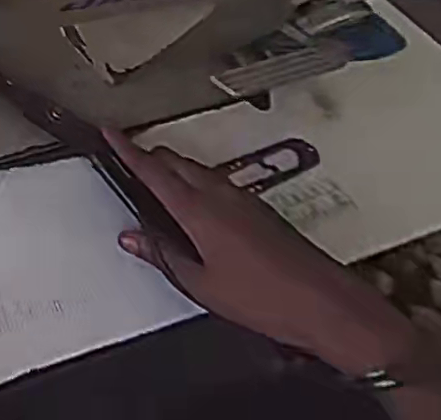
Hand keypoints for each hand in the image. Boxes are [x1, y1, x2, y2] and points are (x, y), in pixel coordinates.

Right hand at [105, 133, 423, 376]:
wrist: (331, 308)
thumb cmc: (269, 299)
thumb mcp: (202, 285)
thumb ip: (162, 255)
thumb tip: (132, 239)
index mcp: (196, 209)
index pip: (150, 168)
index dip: (125, 147)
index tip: (109, 132)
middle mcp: (217, 194)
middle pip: (171, 159)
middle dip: (147, 156)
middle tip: (129, 161)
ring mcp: (240, 197)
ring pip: (193, 167)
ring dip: (172, 167)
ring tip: (160, 184)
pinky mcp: (257, 206)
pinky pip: (215, 180)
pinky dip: (195, 180)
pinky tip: (198, 205)